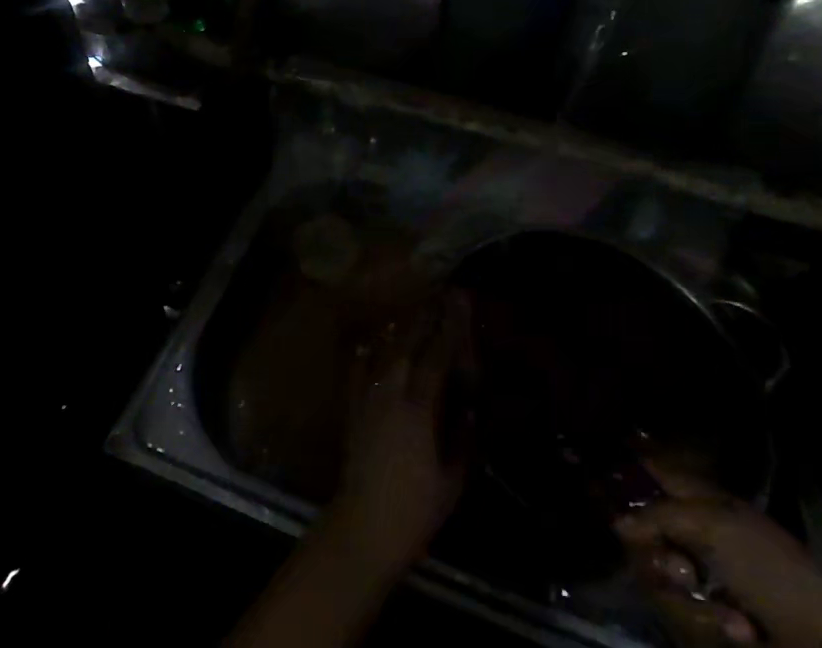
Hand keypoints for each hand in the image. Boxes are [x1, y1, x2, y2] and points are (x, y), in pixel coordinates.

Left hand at [325, 290, 472, 570]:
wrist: (364, 526)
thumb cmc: (416, 507)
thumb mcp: (454, 476)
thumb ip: (462, 437)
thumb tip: (469, 407)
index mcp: (419, 407)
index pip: (437, 356)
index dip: (451, 327)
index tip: (461, 301)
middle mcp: (391, 393)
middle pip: (408, 344)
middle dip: (425, 318)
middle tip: (440, 295)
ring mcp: (367, 399)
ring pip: (384, 352)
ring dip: (400, 329)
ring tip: (413, 311)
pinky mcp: (352, 410)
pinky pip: (358, 371)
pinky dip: (367, 353)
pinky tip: (371, 341)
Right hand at [614, 461, 821, 647]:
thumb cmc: (774, 570)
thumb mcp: (716, 527)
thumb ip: (660, 515)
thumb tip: (617, 520)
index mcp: (698, 498)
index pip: (648, 470)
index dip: (621, 467)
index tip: (586, 469)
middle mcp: (691, 531)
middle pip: (638, 533)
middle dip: (657, 561)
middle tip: (683, 573)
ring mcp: (698, 576)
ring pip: (654, 580)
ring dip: (691, 605)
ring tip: (731, 620)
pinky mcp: (704, 616)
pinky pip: (677, 615)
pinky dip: (708, 626)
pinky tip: (739, 632)